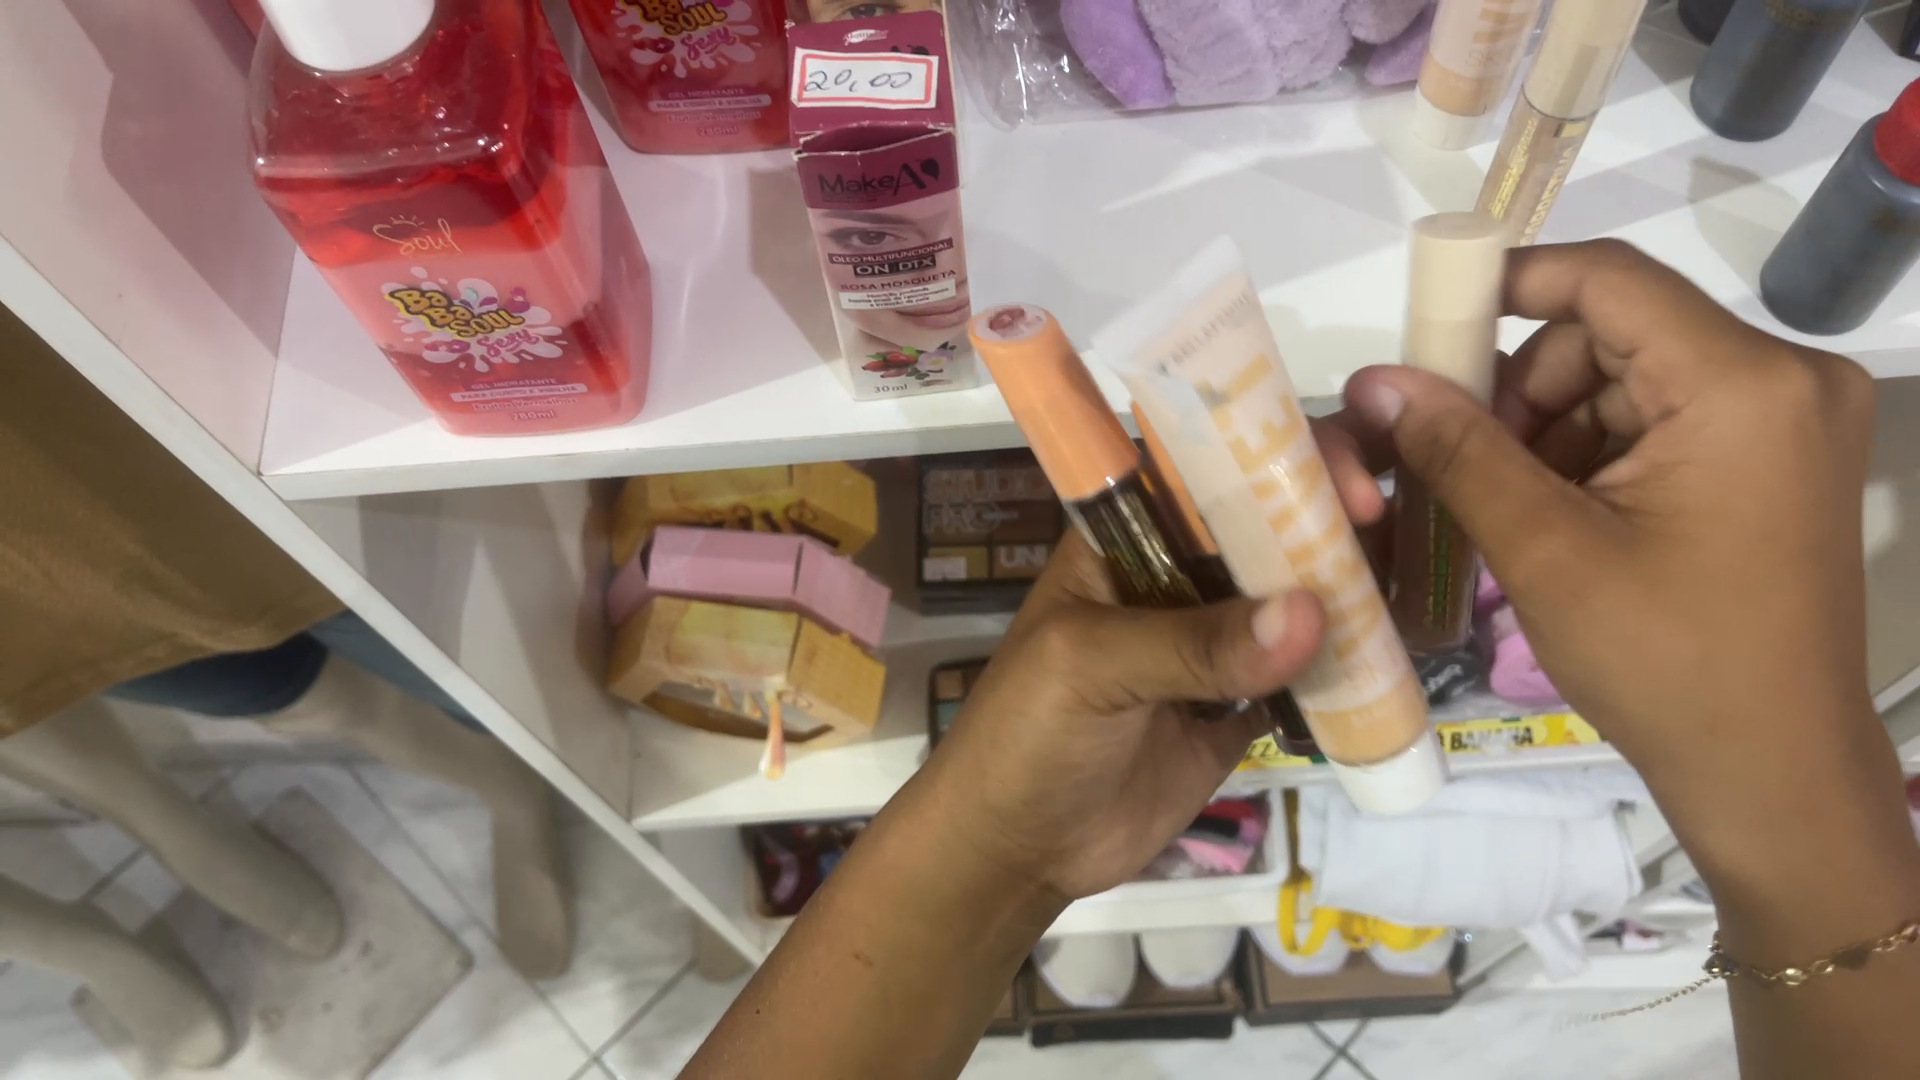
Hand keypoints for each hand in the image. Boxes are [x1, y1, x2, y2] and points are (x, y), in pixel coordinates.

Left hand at [904, 423, 1385, 902]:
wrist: (1022, 843)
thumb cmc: (1027, 732)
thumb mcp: (1089, 667)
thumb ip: (1190, 643)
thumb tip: (1314, 613)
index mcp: (1122, 542)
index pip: (1199, 472)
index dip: (1267, 457)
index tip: (1341, 478)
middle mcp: (1170, 576)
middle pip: (1257, 524)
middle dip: (1323, 515)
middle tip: (1390, 526)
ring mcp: (1209, 640)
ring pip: (1289, 593)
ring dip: (1344, 583)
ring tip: (1414, 575)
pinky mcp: (1238, 703)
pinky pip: (1302, 670)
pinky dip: (1344, 660)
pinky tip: (1397, 647)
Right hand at [1340, 239, 1900, 878]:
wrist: (1765, 767)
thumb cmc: (1661, 655)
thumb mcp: (1540, 546)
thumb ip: (1456, 450)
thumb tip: (1374, 380)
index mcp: (1740, 387)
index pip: (1608, 282)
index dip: (1506, 283)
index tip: (1422, 324)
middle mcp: (1775, 383)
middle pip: (1603, 336)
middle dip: (1513, 388)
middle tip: (1453, 458)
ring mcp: (1770, 425)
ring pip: (1610, 382)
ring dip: (1535, 429)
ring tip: (1497, 503)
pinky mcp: (1754, 465)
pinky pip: (1638, 424)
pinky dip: (1572, 455)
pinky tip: (1541, 514)